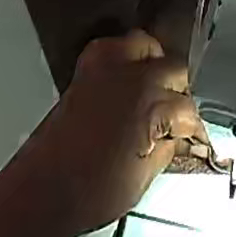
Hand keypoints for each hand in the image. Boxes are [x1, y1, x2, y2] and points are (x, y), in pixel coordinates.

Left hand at [0, 30, 205, 236]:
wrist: (44, 191)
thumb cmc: (91, 191)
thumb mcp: (144, 176)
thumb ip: (168, 147)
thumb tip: (178, 137)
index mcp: (150, 103)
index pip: (188, 107)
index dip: (192, 127)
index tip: (191, 136)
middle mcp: (131, 76)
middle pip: (173, 68)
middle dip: (177, 92)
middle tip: (173, 117)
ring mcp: (106, 66)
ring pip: (145, 45)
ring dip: (154, 65)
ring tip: (153, 92)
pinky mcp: (86, 68)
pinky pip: (115, 47)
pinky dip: (125, 58)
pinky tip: (127, 83)